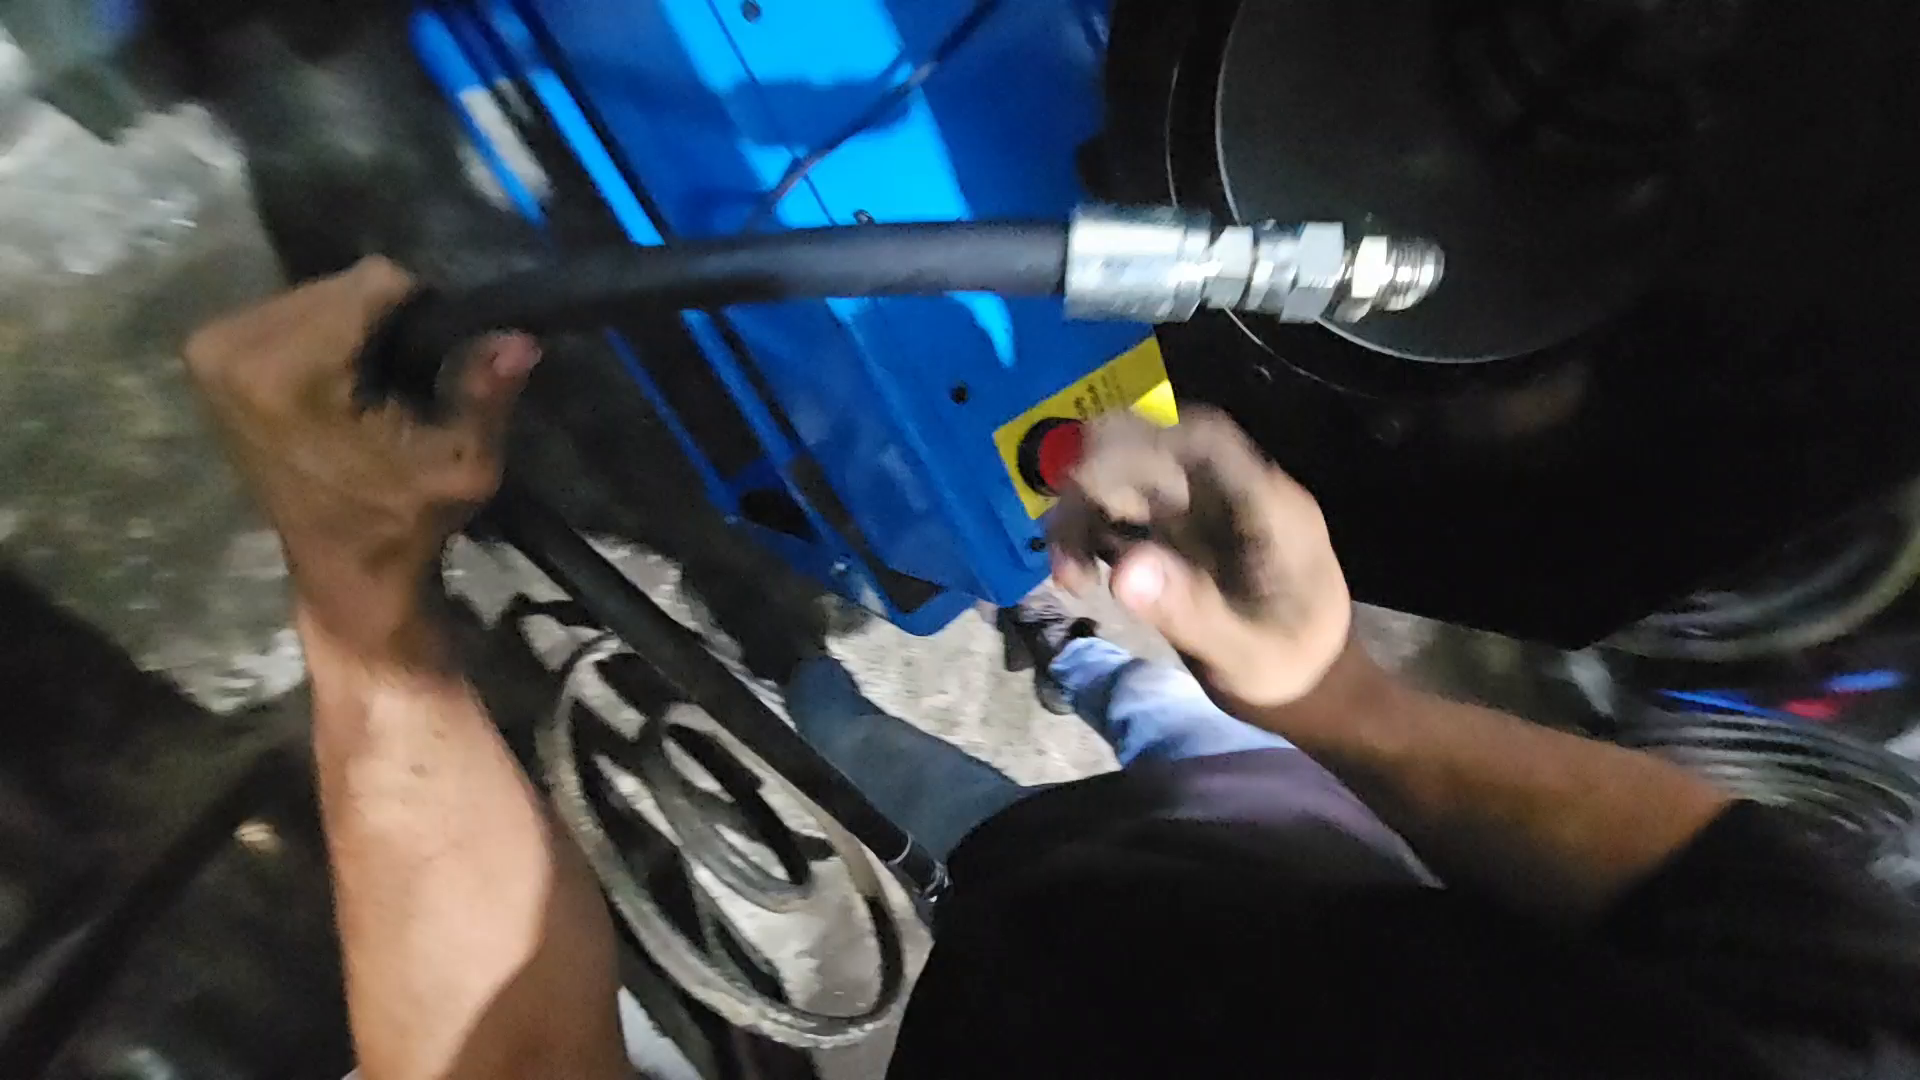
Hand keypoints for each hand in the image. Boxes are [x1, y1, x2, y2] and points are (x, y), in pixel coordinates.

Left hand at [184, 257, 538, 656]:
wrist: (346, 564)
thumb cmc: (407, 516)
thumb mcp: (464, 463)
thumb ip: (485, 394)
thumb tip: (523, 339)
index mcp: (286, 370)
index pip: (372, 282)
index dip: (426, 313)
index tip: (444, 362)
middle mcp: (231, 344)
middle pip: (341, 283)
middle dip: (389, 319)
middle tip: (415, 380)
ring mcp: (211, 347)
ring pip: (317, 292)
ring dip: (362, 326)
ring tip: (385, 384)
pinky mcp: (209, 355)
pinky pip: (292, 310)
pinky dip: (332, 334)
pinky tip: (350, 381)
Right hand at [1050, 407, 1351, 707]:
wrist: (1303, 685)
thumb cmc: (1286, 665)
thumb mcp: (1244, 650)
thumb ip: (1188, 610)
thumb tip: (1122, 572)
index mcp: (1262, 505)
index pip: (1203, 440)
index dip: (1142, 439)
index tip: (1087, 473)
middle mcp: (1223, 499)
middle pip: (1149, 457)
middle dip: (1095, 487)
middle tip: (1062, 539)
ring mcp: (1193, 516)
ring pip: (1124, 486)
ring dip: (1083, 517)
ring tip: (1069, 576)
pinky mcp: (1168, 539)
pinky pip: (1117, 519)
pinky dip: (1087, 538)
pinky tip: (1076, 577)